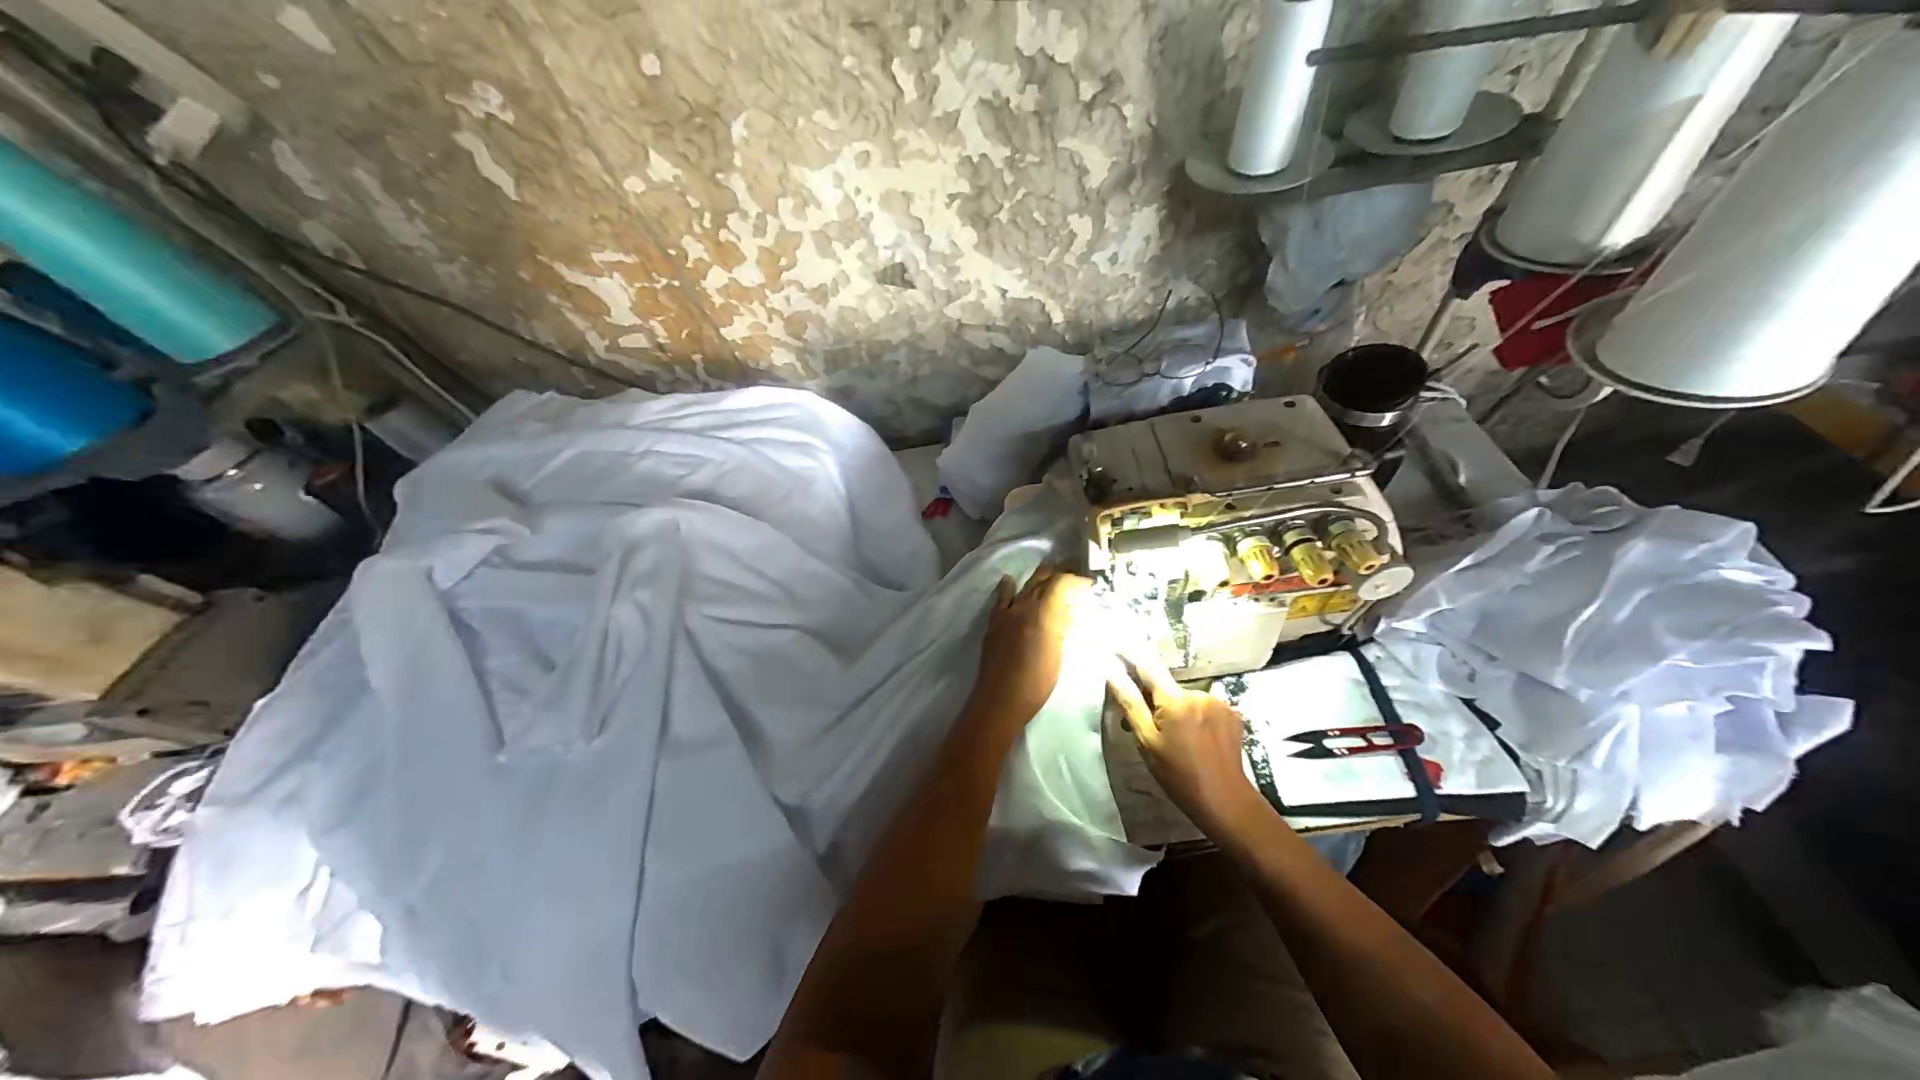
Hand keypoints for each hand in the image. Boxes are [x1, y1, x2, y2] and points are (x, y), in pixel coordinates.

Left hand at [969, 564, 1090, 732]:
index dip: (1076, 580)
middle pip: (1042, 581)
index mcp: (1043, 613)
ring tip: (1050, 571)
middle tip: (1074, 578)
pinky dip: (1007, 588)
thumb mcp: (1058, 653)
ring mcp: (1006, 614)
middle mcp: (1023, 607)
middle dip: (1059, 575)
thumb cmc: (1037, 683)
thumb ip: (1062, 627)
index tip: (1088, 584)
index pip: (1060, 584)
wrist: (1001, 700)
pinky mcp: (994, 624)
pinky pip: (1001, 600)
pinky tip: (1009, 580)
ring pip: (1024, 587)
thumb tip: (1068, 610)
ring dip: (1038, 578)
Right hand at [1107, 651, 1269, 837]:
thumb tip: (1112, 673)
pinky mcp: (1233, 715)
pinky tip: (1197, 741)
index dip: (1131, 654)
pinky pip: (1204, 708)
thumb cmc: (1178, 775)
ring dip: (1177, 711)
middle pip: (1168, 688)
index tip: (1116, 645)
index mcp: (1175, 700)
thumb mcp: (1147, 741)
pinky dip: (1196, 718)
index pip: (1148, 666)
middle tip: (1148, 728)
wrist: (1225, 800)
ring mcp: (1219, 703)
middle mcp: (1199, 694)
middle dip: (1155, 701)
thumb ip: (1130, 704)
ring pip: (1186, 700)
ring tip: (1177, 741)